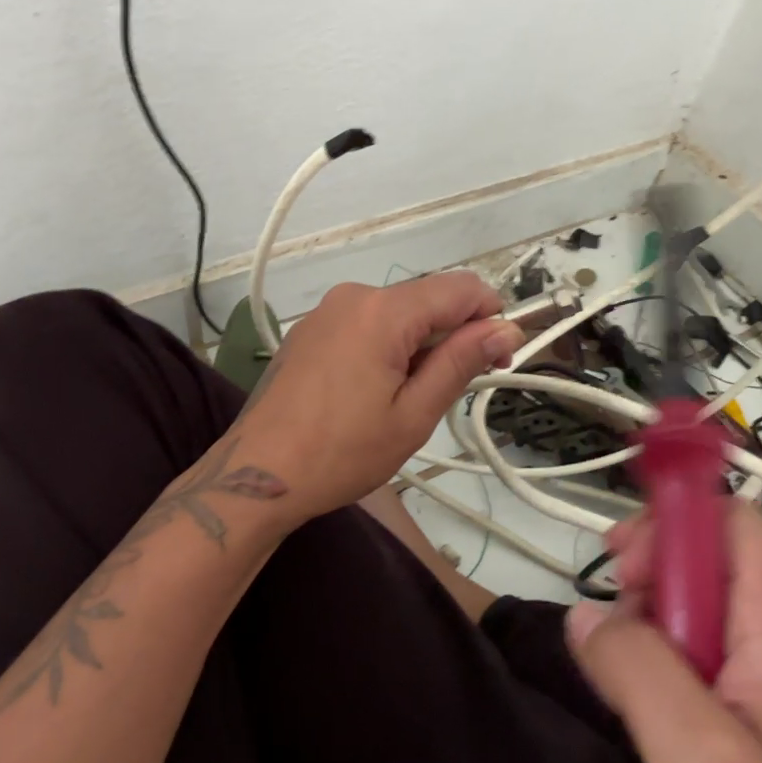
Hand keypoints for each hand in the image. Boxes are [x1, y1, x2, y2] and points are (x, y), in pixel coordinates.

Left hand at [235, 273, 524, 522]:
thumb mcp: (413, 415)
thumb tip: (504, 327)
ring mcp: (325, 312)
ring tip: (407, 402)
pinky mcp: (308, 331)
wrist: (257, 474)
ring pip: (395, 314)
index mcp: (382, 311)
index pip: (460, 288)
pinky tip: (373, 393)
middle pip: (426, 299)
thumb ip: (460, 363)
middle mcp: (352, 296)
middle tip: (454, 393)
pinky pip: (364, 325)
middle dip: (454, 335)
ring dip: (418, 346)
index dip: (491, 317)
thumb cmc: (341, 453)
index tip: (499, 360)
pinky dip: (385, 348)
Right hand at [566, 503, 761, 762]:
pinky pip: (707, 680)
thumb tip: (584, 611)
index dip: (673, 520)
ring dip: (649, 636)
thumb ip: (636, 666)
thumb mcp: (698, 758)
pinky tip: (646, 722)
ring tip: (622, 687)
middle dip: (650, 582)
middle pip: (715, 570)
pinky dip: (664, 681)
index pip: (736, 526)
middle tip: (608, 633)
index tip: (613, 562)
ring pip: (702, 627)